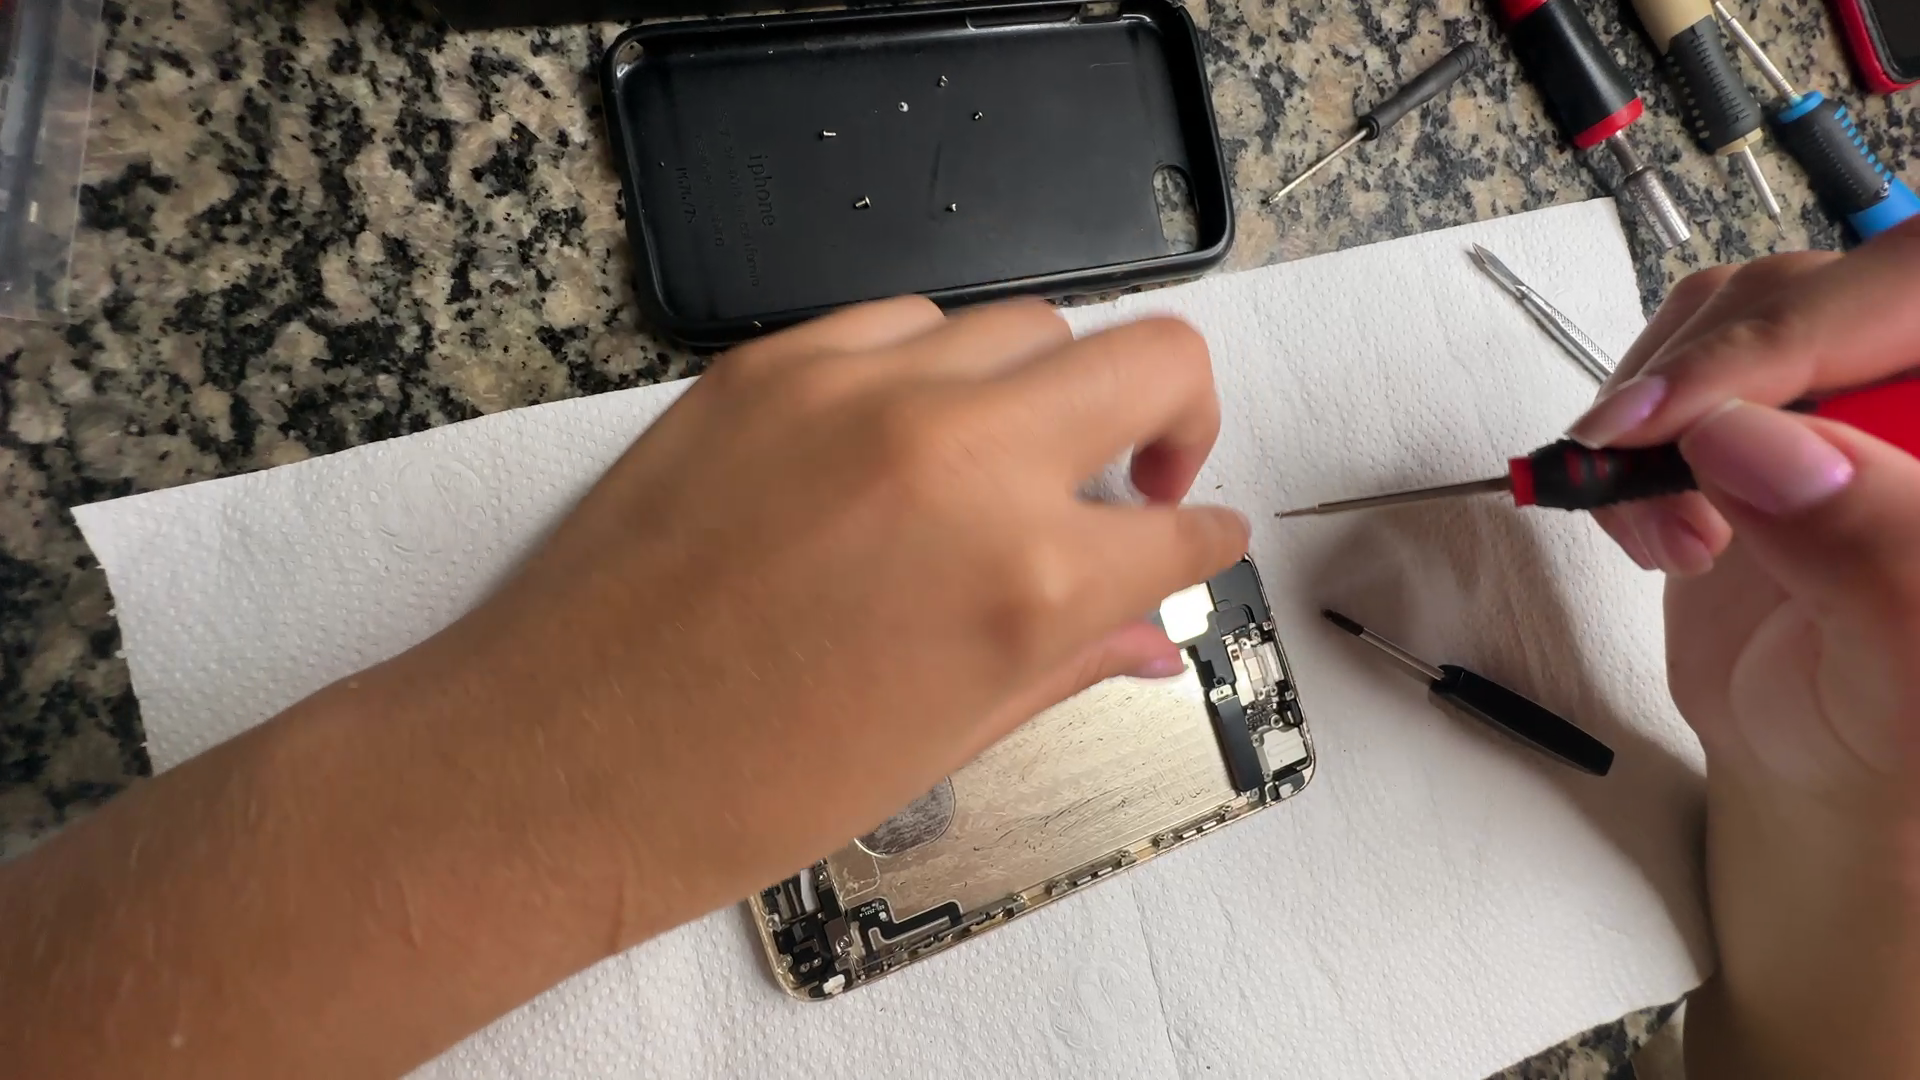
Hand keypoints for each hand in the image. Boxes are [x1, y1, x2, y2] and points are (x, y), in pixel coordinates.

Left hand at [0, 296, 1248, 1079]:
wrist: (551, 762)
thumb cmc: (755, 786)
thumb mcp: (946, 740)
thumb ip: (1070, 662)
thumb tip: (1149, 635)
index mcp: (1024, 583)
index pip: (1183, 531)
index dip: (1204, 539)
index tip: (1198, 536)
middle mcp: (963, 458)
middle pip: (1154, 357)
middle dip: (1180, 414)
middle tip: (1139, 478)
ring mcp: (861, 388)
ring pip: (1028, 325)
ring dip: (1048, 391)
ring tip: (1006, 463)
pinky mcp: (770, 361)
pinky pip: (907, 323)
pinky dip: (939, 370)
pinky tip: (908, 436)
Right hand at [1566, 222, 1919, 1076]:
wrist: (1828, 747)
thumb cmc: (1896, 726)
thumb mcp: (1912, 670)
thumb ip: (1874, 549)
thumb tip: (1744, 439)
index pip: (1916, 294)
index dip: (1782, 340)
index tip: (1657, 424)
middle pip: (1803, 297)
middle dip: (1694, 395)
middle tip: (1645, 494)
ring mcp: (1841, 398)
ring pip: (1716, 327)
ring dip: (1646, 426)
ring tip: (1663, 529)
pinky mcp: (1751, 427)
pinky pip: (1661, 384)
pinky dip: (1621, 447)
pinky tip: (1653, 520)